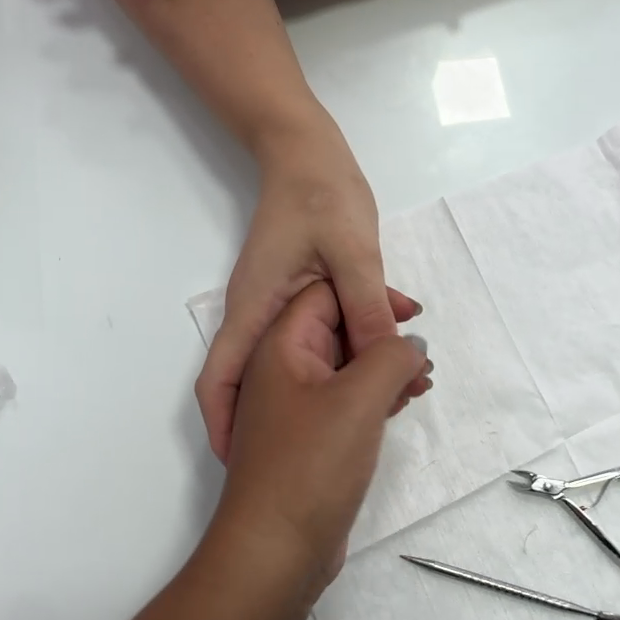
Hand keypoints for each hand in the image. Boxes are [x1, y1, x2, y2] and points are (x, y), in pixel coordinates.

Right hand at [197, 126, 416, 462]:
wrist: (312, 153)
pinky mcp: (306, 293)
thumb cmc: (320, 196)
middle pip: (269, 378)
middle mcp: (261, 315)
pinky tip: (399, 340)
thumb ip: (367, 307)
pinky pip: (330, 329)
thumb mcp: (352, 254)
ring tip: (396, 389)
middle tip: (359, 430)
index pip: (221, 377)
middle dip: (308, 408)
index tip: (244, 465)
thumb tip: (388, 363)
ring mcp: (283, 305)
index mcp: (254, 310)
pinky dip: (359, 339)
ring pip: (310, 355)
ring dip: (347, 372)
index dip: (226, 426)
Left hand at [219, 281, 430, 576]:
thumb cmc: (311, 465)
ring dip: (384, 369)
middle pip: (335, 329)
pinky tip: (403, 405)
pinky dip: (374, 396)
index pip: (324, 294)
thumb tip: (411, 343)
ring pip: (344, 367)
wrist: (275, 553)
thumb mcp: (360, 398)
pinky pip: (344, 400)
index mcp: (279, 347)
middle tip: (425, 356)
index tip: (415, 314)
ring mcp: (292, 408)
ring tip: (424, 382)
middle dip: (383, 336)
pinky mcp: (306, 439)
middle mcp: (280, 371)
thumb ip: (393, 355)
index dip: (371, 295)